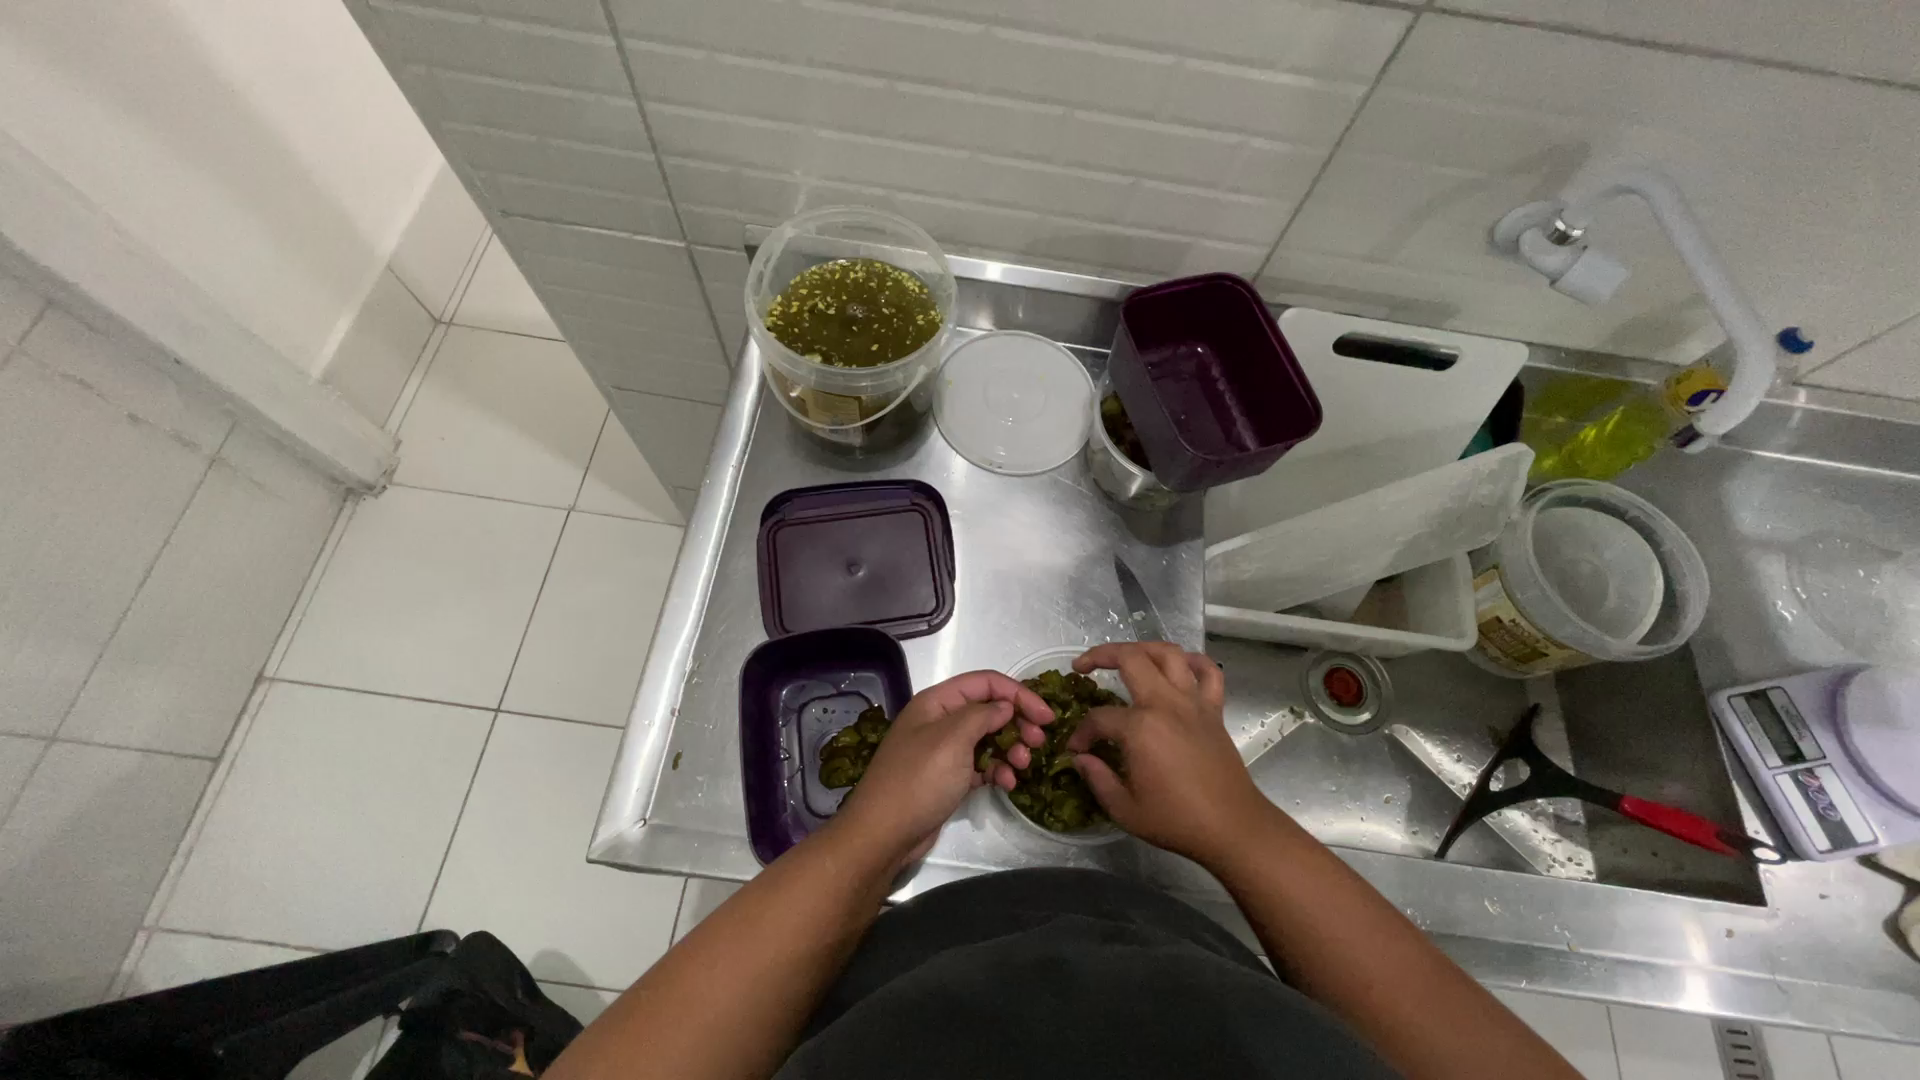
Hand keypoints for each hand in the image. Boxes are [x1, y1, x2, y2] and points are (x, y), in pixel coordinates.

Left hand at [831, 670, 1052, 866]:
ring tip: (1021, 766)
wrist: (883, 834)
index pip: (985, 683)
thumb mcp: (952, 740)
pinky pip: (981, 765)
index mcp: (937, 702)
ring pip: (988, 739)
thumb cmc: (918, 781)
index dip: (1018, 694)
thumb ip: (982, 715)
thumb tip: (1005, 706)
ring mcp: (944, 751)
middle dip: (1017, 723)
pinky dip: (997, 770)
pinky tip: (1007, 784)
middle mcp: (940, 721)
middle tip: (1038, 743)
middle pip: (989, 710)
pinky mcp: (949, 778)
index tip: (1047, 716)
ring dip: (1010, 748)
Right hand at [1065, 642, 1272, 865]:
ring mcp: (1193, 703)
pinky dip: (1193, 662)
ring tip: (1126, 657)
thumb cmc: (1177, 820)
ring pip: (1169, 653)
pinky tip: (1179, 667)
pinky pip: (1208, 672)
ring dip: (1143, 648)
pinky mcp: (1214, 710)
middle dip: (1100, 655)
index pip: (1098, 718)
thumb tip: (1081, 759)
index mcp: (1140, 728)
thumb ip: (1097, 778)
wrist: (1233, 828)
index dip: (1082, 733)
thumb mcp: (1124, 809)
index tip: (1077, 751)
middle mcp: (1166, 704)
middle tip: (1083, 666)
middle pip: (1131, 658)